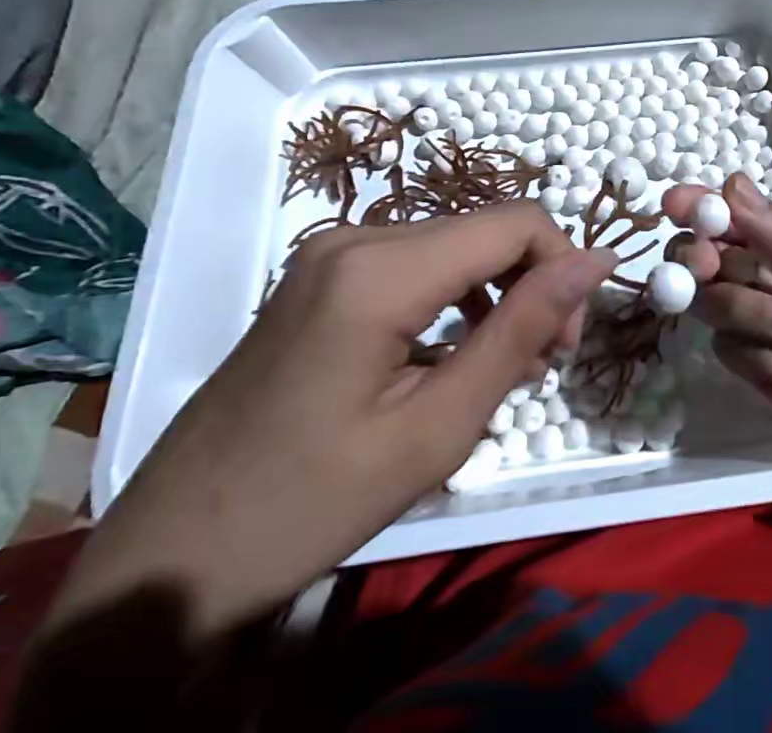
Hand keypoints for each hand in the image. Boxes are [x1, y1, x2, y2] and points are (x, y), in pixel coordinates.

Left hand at [57, 203, 616, 635]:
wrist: (176, 549)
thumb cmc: (313, 501)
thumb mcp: (438, 426)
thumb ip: (520, 332)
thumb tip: (595, 261)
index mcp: (380, 269)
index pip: (515, 223)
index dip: (563, 269)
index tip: (566, 347)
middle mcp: (353, 238)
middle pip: (483, 232)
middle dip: (530, 287)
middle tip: (537, 369)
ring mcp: (327, 256)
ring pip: (452, 248)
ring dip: (495, 297)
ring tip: (499, 372)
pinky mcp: (317, 280)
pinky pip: (411, 267)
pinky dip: (452, 301)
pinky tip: (451, 358)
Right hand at [662, 176, 771, 526]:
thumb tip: (730, 187)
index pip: (742, 219)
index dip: (704, 209)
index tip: (675, 205)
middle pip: (713, 263)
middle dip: (711, 266)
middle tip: (707, 268)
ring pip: (718, 310)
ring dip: (759, 321)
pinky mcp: (771, 380)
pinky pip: (735, 358)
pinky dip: (769, 367)